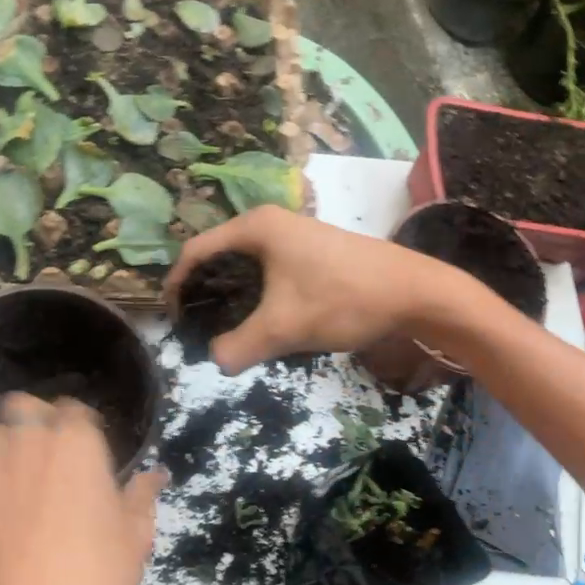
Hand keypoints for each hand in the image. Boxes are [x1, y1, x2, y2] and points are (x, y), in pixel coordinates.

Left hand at [0, 394, 164, 584]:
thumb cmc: (97, 572)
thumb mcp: (136, 534)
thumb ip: (142, 495)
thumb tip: (155, 475)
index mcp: (78, 443)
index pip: (73, 409)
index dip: (79, 424)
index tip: (86, 446)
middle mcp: (29, 442)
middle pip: (22, 407)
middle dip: (33, 420)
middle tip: (47, 453)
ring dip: (2, 445)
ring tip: (15, 475)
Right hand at [164, 205, 469, 374]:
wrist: (413, 293)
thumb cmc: (343, 298)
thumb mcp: (284, 327)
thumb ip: (240, 346)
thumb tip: (216, 361)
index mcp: (256, 227)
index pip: (196, 250)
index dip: (177, 284)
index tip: (171, 319)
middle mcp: (272, 223)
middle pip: (220, 256)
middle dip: (205, 292)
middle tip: (197, 329)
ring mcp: (296, 236)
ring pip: (248, 267)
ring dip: (234, 298)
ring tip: (228, 331)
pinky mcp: (314, 253)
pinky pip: (271, 273)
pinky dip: (259, 296)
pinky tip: (266, 323)